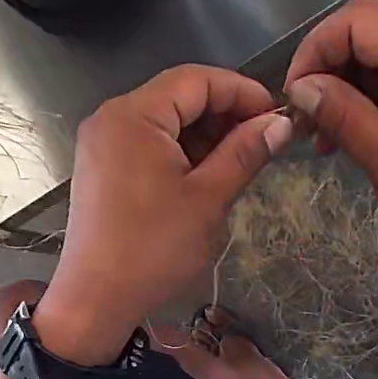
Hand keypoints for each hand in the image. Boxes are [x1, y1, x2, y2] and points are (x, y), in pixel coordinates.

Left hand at [37, 65, 292, 364]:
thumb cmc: (153, 249)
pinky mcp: (100, 169)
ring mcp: (101, 144)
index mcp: (134, 115)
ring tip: (238, 162)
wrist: (96, 299)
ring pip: (163, 123)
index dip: (241, 91)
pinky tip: (204, 176)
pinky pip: (146, 145)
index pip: (196, 80)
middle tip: (261, 141)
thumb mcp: (208, 199)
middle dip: (223, 114)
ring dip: (203, 136)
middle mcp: (111, 118)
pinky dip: (178, 153)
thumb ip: (245, 153)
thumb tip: (281, 123)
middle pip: (177, 97)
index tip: (276, 113)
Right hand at [282, 0, 377, 241]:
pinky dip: (368, 97)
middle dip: (326, 73)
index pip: (354, 21)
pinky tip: (351, 131)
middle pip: (365, 31)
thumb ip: (341, 114)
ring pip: (376, 53)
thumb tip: (299, 88)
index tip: (294, 102)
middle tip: (306, 124)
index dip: (313, 54)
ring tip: (325, 137)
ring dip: (344, 89)